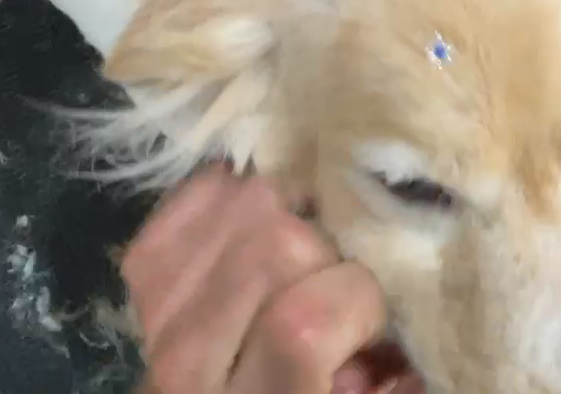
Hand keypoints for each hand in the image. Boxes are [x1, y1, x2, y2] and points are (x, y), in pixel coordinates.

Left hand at [122, 165, 421, 393]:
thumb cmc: (292, 393)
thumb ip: (390, 372)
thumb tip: (416, 303)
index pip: (302, 323)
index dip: (356, 298)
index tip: (370, 312)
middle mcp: (190, 360)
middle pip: (272, 243)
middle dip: (323, 245)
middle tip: (334, 269)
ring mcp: (158, 307)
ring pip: (240, 201)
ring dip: (284, 208)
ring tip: (300, 241)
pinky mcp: (143, 265)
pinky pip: (197, 190)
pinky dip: (234, 188)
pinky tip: (255, 215)